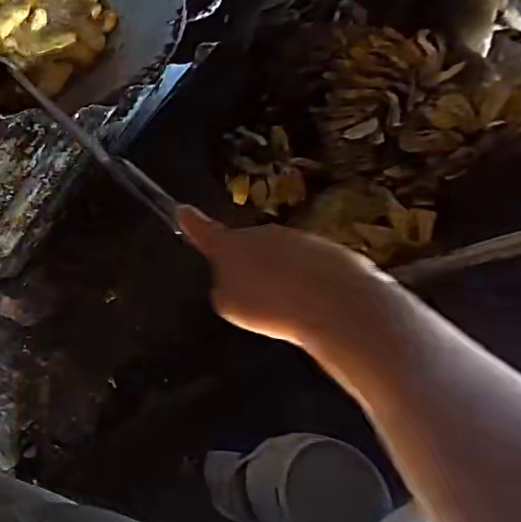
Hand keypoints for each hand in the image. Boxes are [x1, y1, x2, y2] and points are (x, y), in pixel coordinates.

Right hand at [176, 206, 390, 345]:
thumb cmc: (271, 305)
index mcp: (229, 245)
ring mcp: (298, 238)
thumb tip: (232, 280)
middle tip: (256, 301)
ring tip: (289, 311)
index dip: (191, 223)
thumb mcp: (228, 305)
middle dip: (250, 269)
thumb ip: (224, 287)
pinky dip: (311, 286)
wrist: (338, 304)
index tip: (183, 210)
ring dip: (283, 280)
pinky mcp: (330, 250)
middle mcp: (262, 233)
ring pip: (283, 259)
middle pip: (248, 248)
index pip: (204, 230)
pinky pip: (312, 269)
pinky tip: (315, 308)